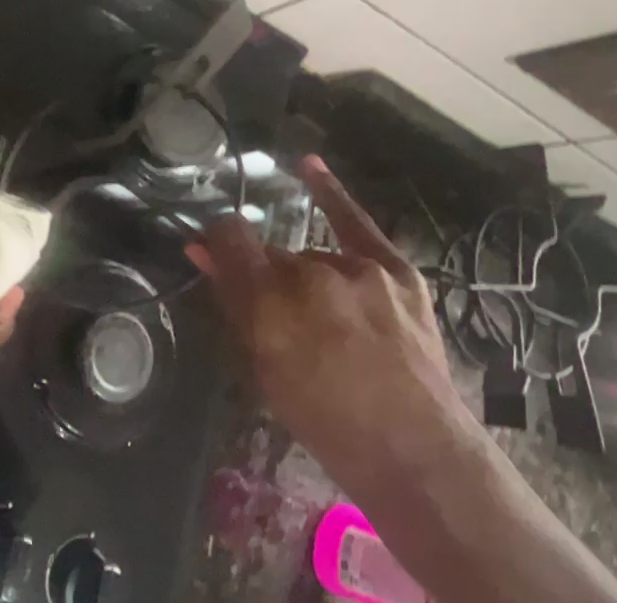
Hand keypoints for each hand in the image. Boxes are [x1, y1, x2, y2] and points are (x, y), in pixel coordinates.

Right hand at [187, 156, 469, 487]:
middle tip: (274, 317)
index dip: (215, 242)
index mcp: (270, 302)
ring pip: (310, 256)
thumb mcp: (261, 367)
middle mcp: (312, 273)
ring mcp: (359, 268)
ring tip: (320, 322)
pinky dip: (330, 195)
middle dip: (263, 275)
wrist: (415, 449)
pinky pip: (356, 223)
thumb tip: (201, 251)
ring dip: (303, 278)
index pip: (228, 238)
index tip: (210, 254)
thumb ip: (232, 303)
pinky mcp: (397, 269)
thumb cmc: (324, 421)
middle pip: (271, 254)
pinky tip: (309, 167)